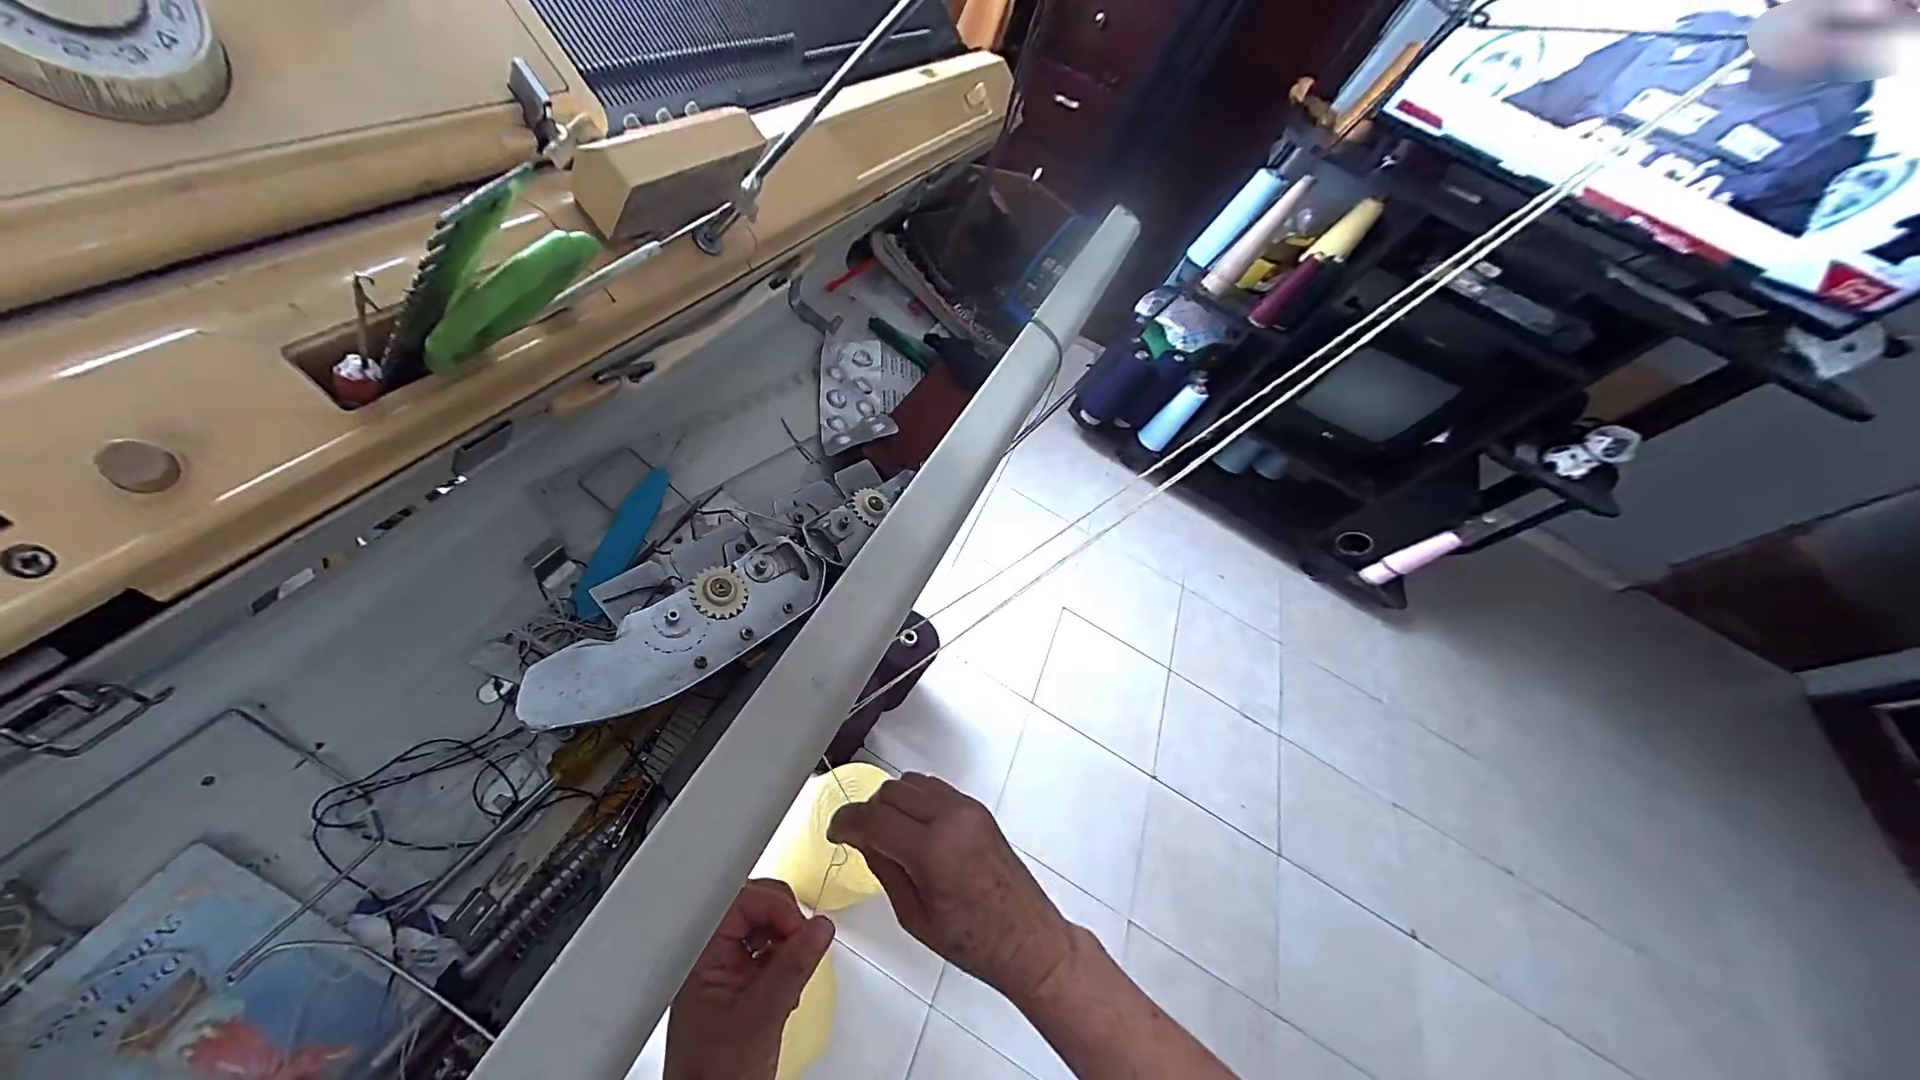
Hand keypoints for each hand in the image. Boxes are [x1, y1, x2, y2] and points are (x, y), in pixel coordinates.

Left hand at [664, 879, 834, 1079]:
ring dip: (787, 940)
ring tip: (794, 968)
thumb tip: (820, 928)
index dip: (774, 906)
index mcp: (701, 956)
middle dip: (784, 920)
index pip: (740, 901)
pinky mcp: (740, 982)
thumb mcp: (762, 1017)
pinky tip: (789, 981)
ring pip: (763, 926)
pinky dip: (785, 957)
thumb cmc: (714, 1078)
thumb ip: (792, 967)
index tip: (798, 928)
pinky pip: (767, 949)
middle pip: (754, 906)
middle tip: (801, 942)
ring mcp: (725, 968)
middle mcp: (710, 956)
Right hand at [827, 772, 1075, 1006]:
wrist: (1027, 939)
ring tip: (886, 833)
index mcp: (932, 850)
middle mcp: (952, 819)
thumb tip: (862, 839)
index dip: (845, 822)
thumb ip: (883, 868)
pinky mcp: (977, 808)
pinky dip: (915, 799)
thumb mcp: (913, 915)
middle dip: (868, 812)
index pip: (873, 817)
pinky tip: (912, 826)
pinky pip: (935, 788)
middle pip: (890, 791)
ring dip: (891, 802)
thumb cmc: (975, 941)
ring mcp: (968, 809)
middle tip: (859, 837)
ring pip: (911, 782)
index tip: (836, 833)